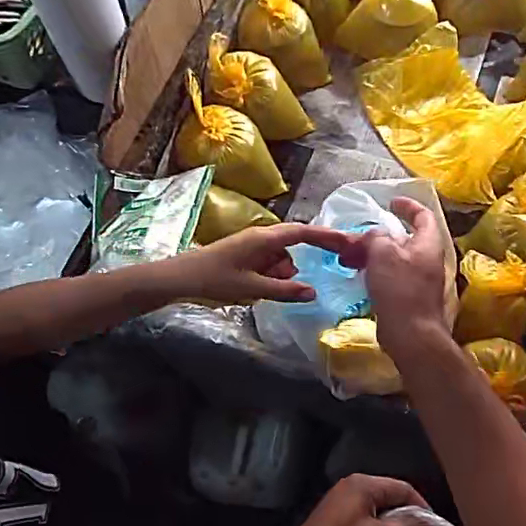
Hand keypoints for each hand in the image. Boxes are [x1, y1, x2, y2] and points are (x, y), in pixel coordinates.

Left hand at [162, 223, 358, 303]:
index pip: (303, 232)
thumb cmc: (213, 279)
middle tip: (319, 276)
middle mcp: (261, 237)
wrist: (178, 278)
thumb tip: (313, 292)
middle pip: (294, 244)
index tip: (348, 242)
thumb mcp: (251, 288)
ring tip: (264, 290)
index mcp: (264, 239)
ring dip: (283, 273)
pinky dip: (272, 276)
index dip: (327, 236)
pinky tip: (259, 289)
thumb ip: (284, 290)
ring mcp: (253, 246)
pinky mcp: (246, 255)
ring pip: (281, 258)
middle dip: (304, 260)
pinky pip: (269, 264)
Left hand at [263, 475, 436, 525]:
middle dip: (407, 515)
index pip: (404, 488)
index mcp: (363, 484)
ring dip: (393, 522)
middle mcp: (353, 484)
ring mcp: (343, 497)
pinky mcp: (336, 512)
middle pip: (391, 494)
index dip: (422, 507)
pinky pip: (366, 512)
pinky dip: (378, 525)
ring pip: (379, 505)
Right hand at [336, 197, 447, 348]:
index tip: (391, 202)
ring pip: (397, 259)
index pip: (423, 216)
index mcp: (428, 244)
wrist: (411, 334)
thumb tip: (376, 235)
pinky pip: (393, 277)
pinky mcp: (410, 298)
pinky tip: (361, 276)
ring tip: (353, 257)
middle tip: (360, 236)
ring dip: (375, 254)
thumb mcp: (383, 253)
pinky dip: (377, 271)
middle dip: (382, 235)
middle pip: (406, 239)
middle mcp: (428, 260)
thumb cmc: (399, 289)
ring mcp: (421, 281)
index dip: (408, 206)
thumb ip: (377, 237)